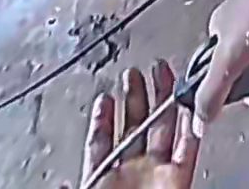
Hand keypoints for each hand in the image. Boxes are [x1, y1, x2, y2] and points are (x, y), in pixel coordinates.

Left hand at [80, 61, 197, 188]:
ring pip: (164, 127)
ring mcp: (157, 175)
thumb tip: (57, 180)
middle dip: (136, 96)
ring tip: (162, 70)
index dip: (103, 118)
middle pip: (136, 126)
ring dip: (165, 97)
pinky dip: (190, 122)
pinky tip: (188, 100)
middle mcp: (133, 175)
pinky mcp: (180, 178)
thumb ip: (75, 187)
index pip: (102, 143)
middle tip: (135, 72)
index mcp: (105, 182)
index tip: (105, 95)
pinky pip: (188, 145)